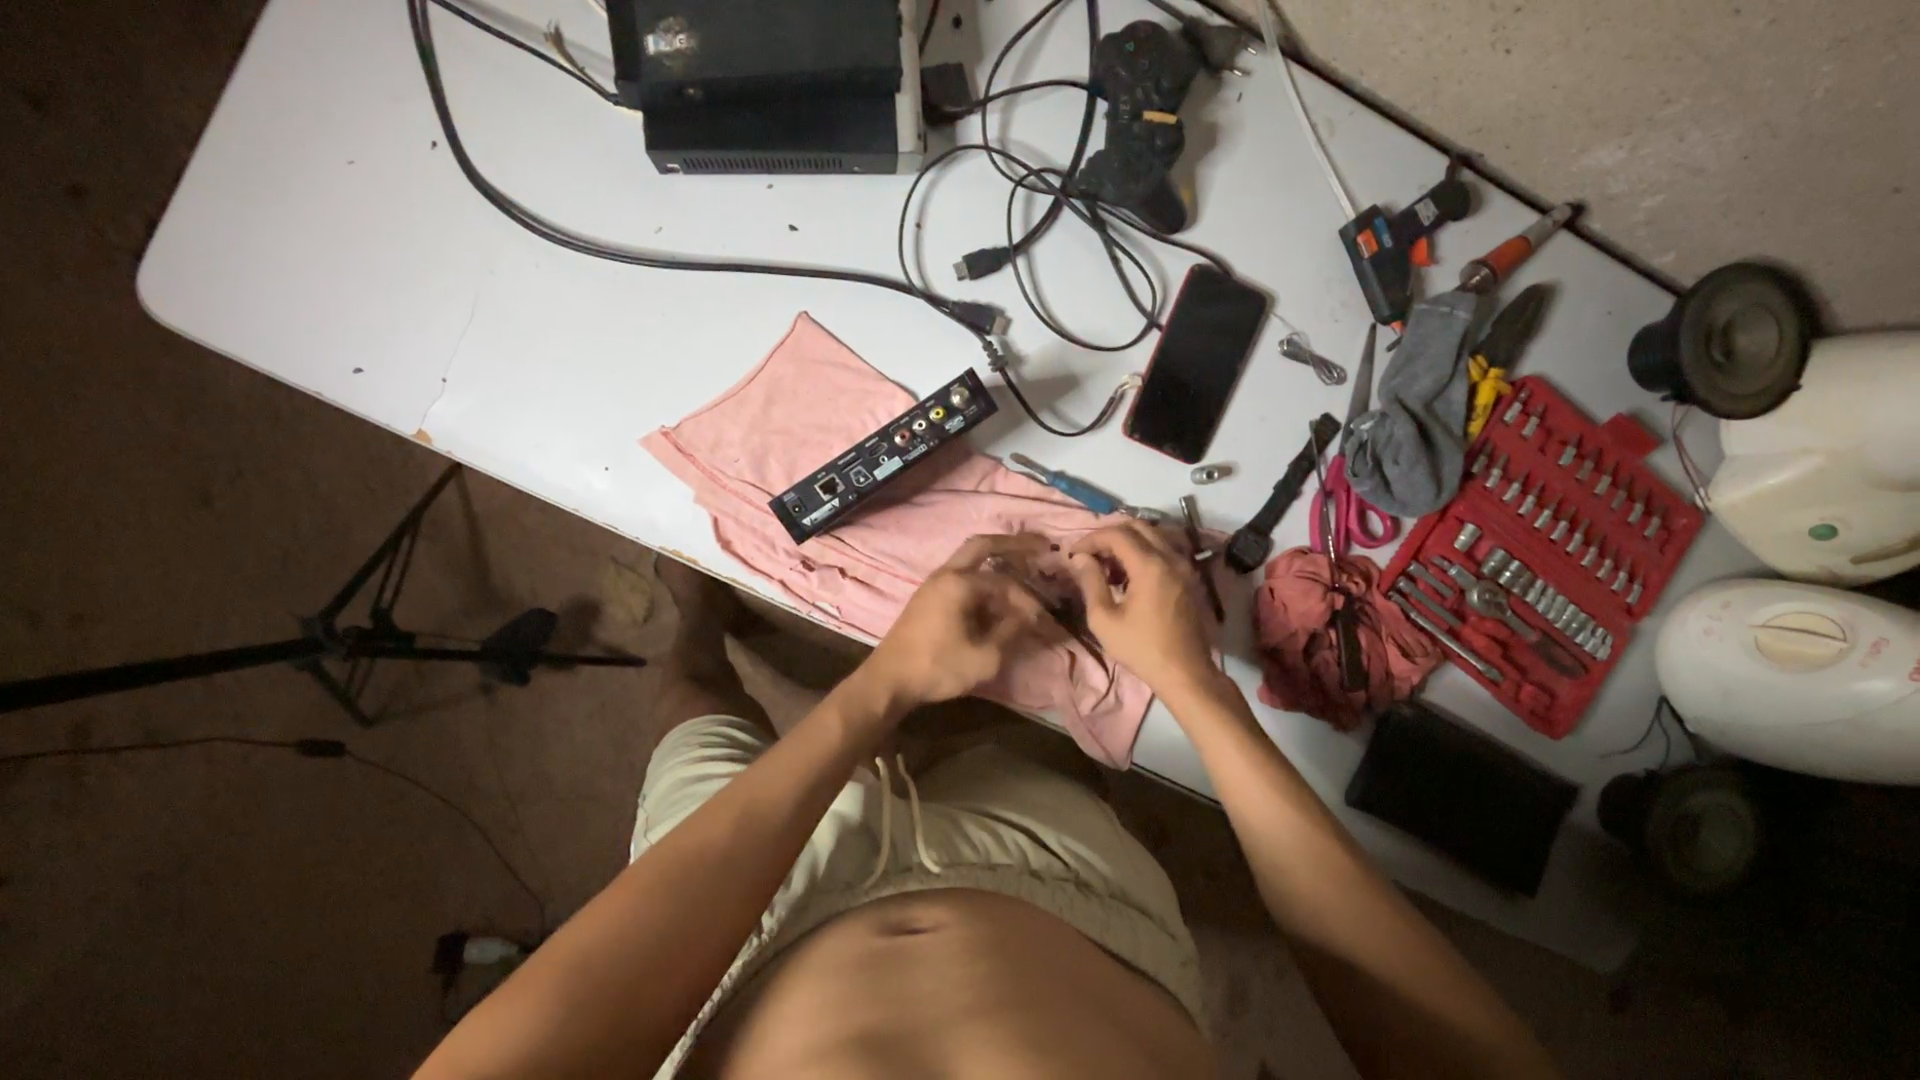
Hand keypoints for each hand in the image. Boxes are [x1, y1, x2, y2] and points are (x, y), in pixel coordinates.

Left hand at [855, 534, 1060, 710]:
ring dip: (995, 563)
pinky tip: (994, 598)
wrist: (889, 680)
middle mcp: (945, 574)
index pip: (1004, 582)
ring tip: (1021, 572)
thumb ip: (1011, 632)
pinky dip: (980, 580)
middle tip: (1038, 545)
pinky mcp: (927, 598)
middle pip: (982, 546)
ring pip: (969, 562)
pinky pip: (959, 578)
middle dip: (1012, 544)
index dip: (1027, 599)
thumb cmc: (937, 668)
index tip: (1041, 618)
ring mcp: (932, 584)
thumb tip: (1030, 617)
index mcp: (959, 583)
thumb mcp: (984, 657)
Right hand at [1066, 522, 1219, 699]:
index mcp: (1150, 565)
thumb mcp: (1104, 619)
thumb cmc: (1140, 648)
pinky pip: (1165, 551)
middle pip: (1138, 527)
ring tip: (1108, 565)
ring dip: (1128, 542)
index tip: (1074, 554)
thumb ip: (1090, 582)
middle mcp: (1171, 557)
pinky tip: (1130, 576)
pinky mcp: (1189, 578)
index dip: (1091, 539)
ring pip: (1153, 536)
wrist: (1184, 672)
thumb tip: (1080, 558)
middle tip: (1090, 554)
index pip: (1117, 534)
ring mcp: (1184, 566)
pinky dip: (1144, 552)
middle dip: (1110, 536)